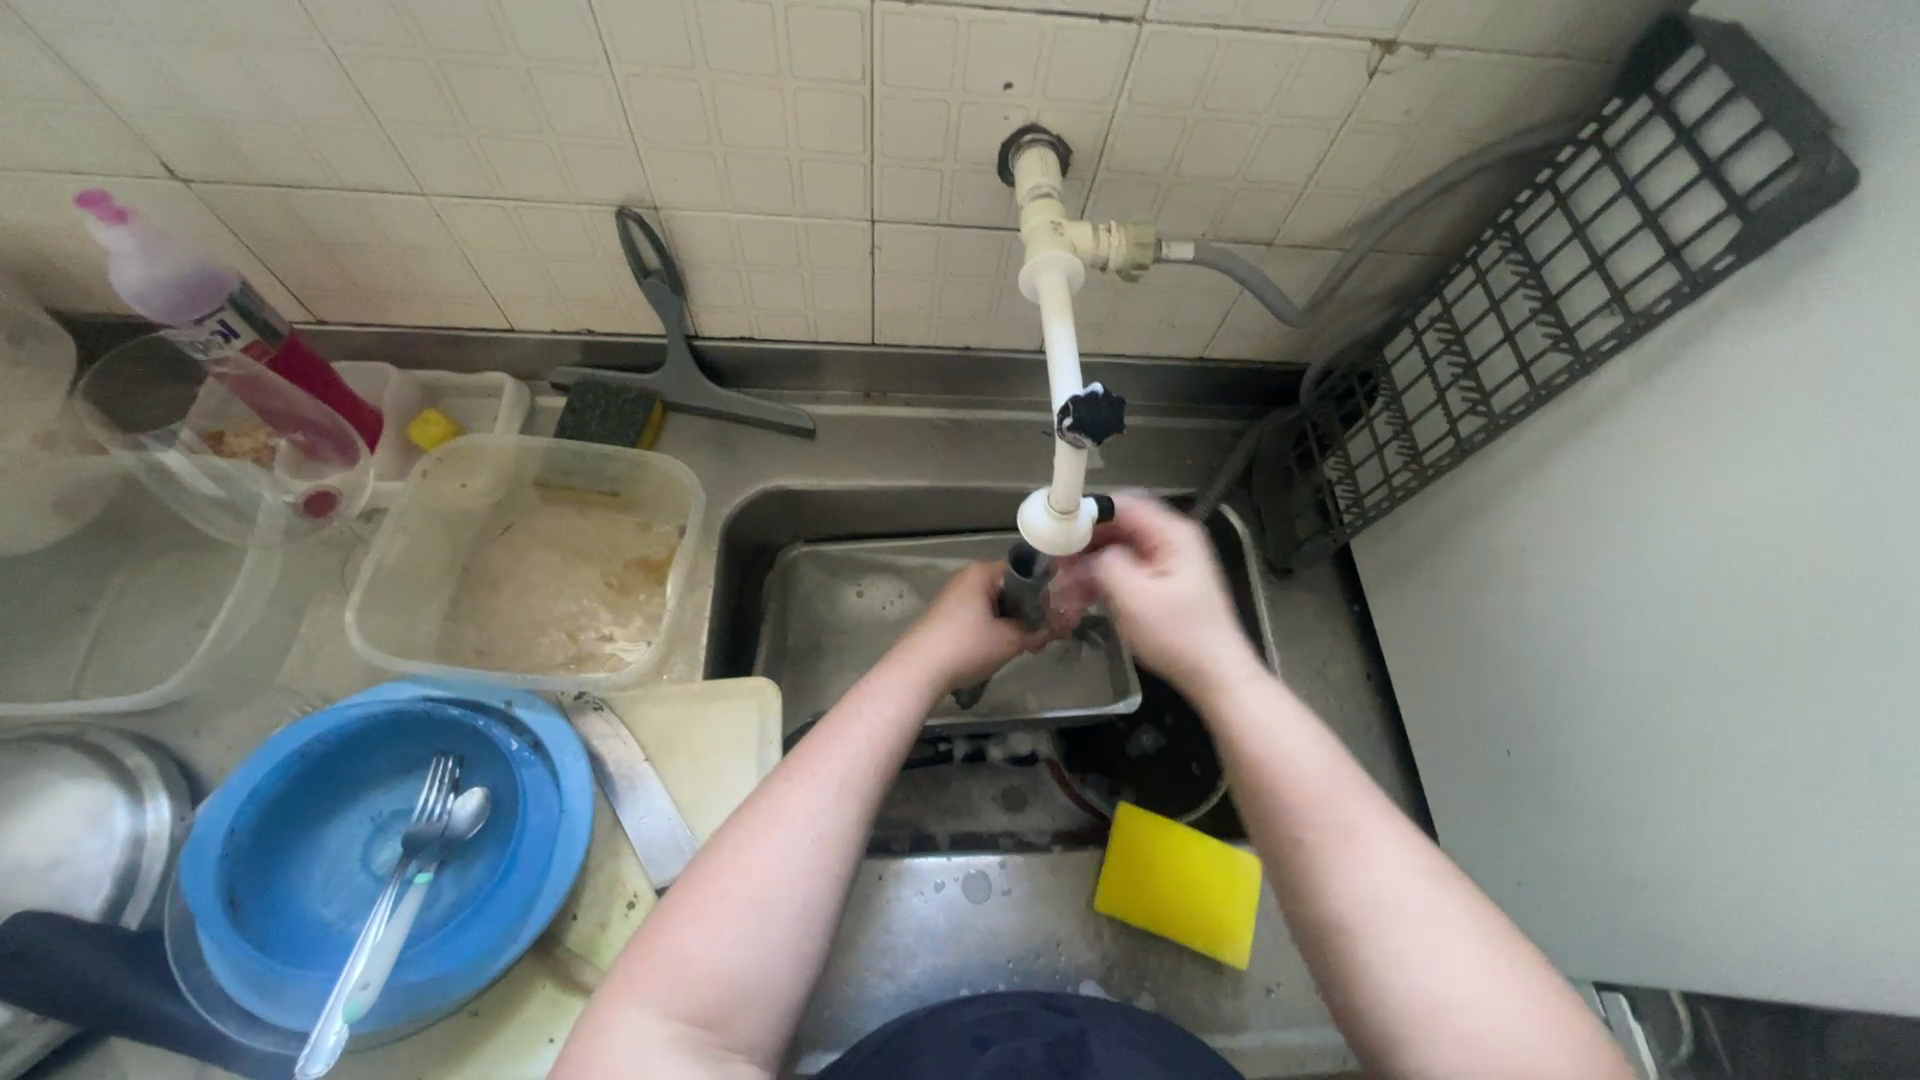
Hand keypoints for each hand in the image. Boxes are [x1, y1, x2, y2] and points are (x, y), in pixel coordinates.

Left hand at [886, 560, 1056, 694]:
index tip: (1058, 616)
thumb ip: (1041, 630)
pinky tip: (1004, 650)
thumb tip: (1067, 624)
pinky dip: (996, 630)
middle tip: (1046, 637)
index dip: (1045, 594)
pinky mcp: (948, 617)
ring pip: (997, 606)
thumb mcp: (1011, 639)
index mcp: (983, 573)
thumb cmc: (967, 646)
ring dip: (1015, 624)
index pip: (1025, 573)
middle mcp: (968, 579)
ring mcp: (955, 598)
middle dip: (1031, 613)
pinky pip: (981, 617)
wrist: (918, 670)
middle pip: (1011, 590)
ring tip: (1028, 648)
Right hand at [1055, 494, 1261, 692]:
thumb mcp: (1135, 596)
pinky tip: (1079, 598)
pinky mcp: (1162, 584)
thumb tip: (1085, 552)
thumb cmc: (1178, 635)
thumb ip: (1106, 563)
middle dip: (1084, 543)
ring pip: (1118, 550)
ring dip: (1089, 565)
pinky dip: (1102, 580)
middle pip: (1118, 526)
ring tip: (1061, 584)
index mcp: (1171, 533)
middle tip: (1054, 562)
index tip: (1058, 531)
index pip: (1122, 504)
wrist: (1215, 675)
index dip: (1087, 514)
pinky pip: (1125, 570)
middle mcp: (1171, 540)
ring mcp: (1167, 563)